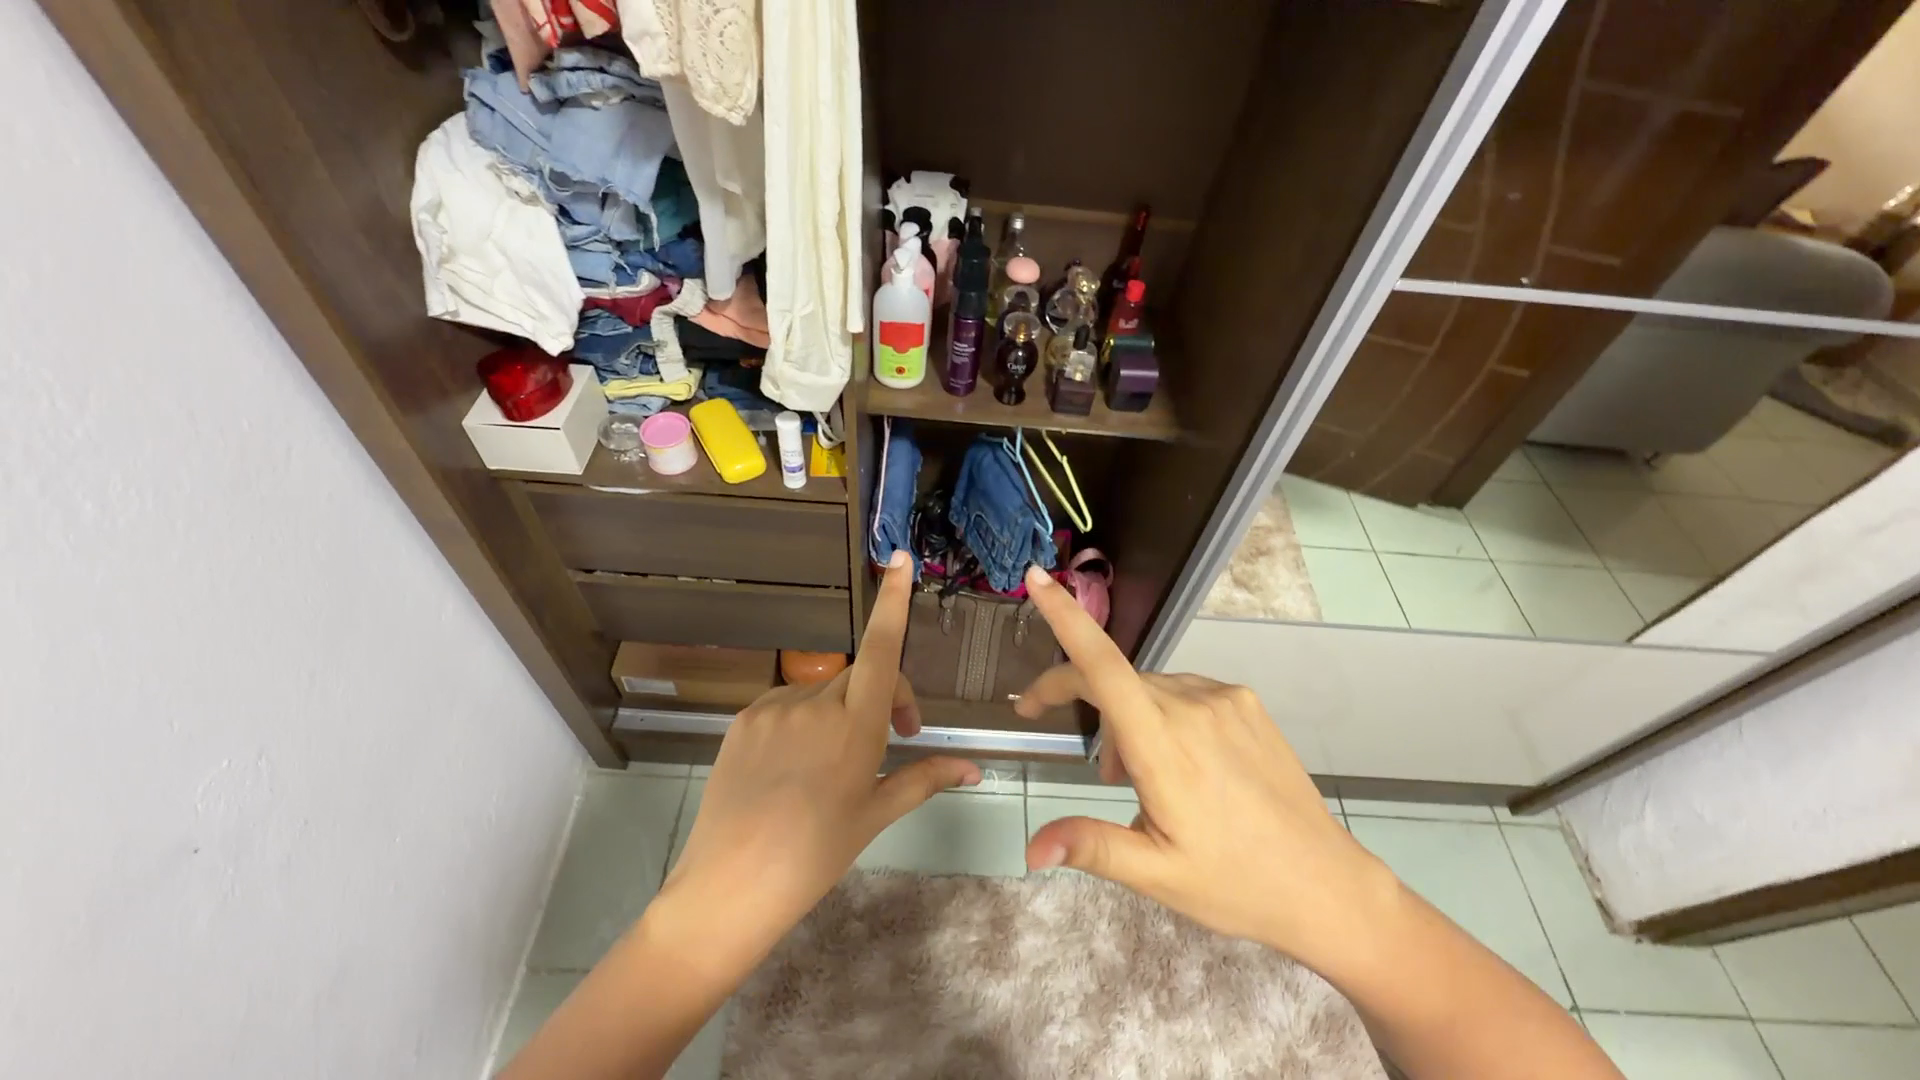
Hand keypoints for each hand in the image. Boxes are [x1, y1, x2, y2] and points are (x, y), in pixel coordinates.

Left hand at [651, 551, 981, 975]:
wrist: (730, 884)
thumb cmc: (816, 854)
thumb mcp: (875, 814)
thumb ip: (925, 778)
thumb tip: (975, 769)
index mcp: (855, 726)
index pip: (882, 649)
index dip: (893, 602)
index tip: (900, 560)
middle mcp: (814, 704)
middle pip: (860, 676)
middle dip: (883, 698)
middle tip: (895, 740)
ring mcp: (773, 709)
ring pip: (822, 693)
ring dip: (840, 712)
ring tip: (835, 766)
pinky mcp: (742, 719)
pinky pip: (786, 705)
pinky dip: (803, 720)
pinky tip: (795, 767)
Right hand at [1015, 565, 1394, 970]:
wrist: (1325, 884)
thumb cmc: (1234, 884)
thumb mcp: (1155, 874)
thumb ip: (1090, 846)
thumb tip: (1030, 849)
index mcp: (1163, 745)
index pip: (1102, 666)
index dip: (1065, 617)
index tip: (1035, 579)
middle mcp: (1193, 705)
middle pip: (1114, 678)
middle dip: (1082, 706)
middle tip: (1094, 773)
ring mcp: (1224, 698)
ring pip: (1148, 687)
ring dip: (1127, 719)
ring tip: (1144, 783)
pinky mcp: (1246, 701)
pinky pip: (1183, 692)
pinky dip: (1162, 715)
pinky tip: (1180, 763)